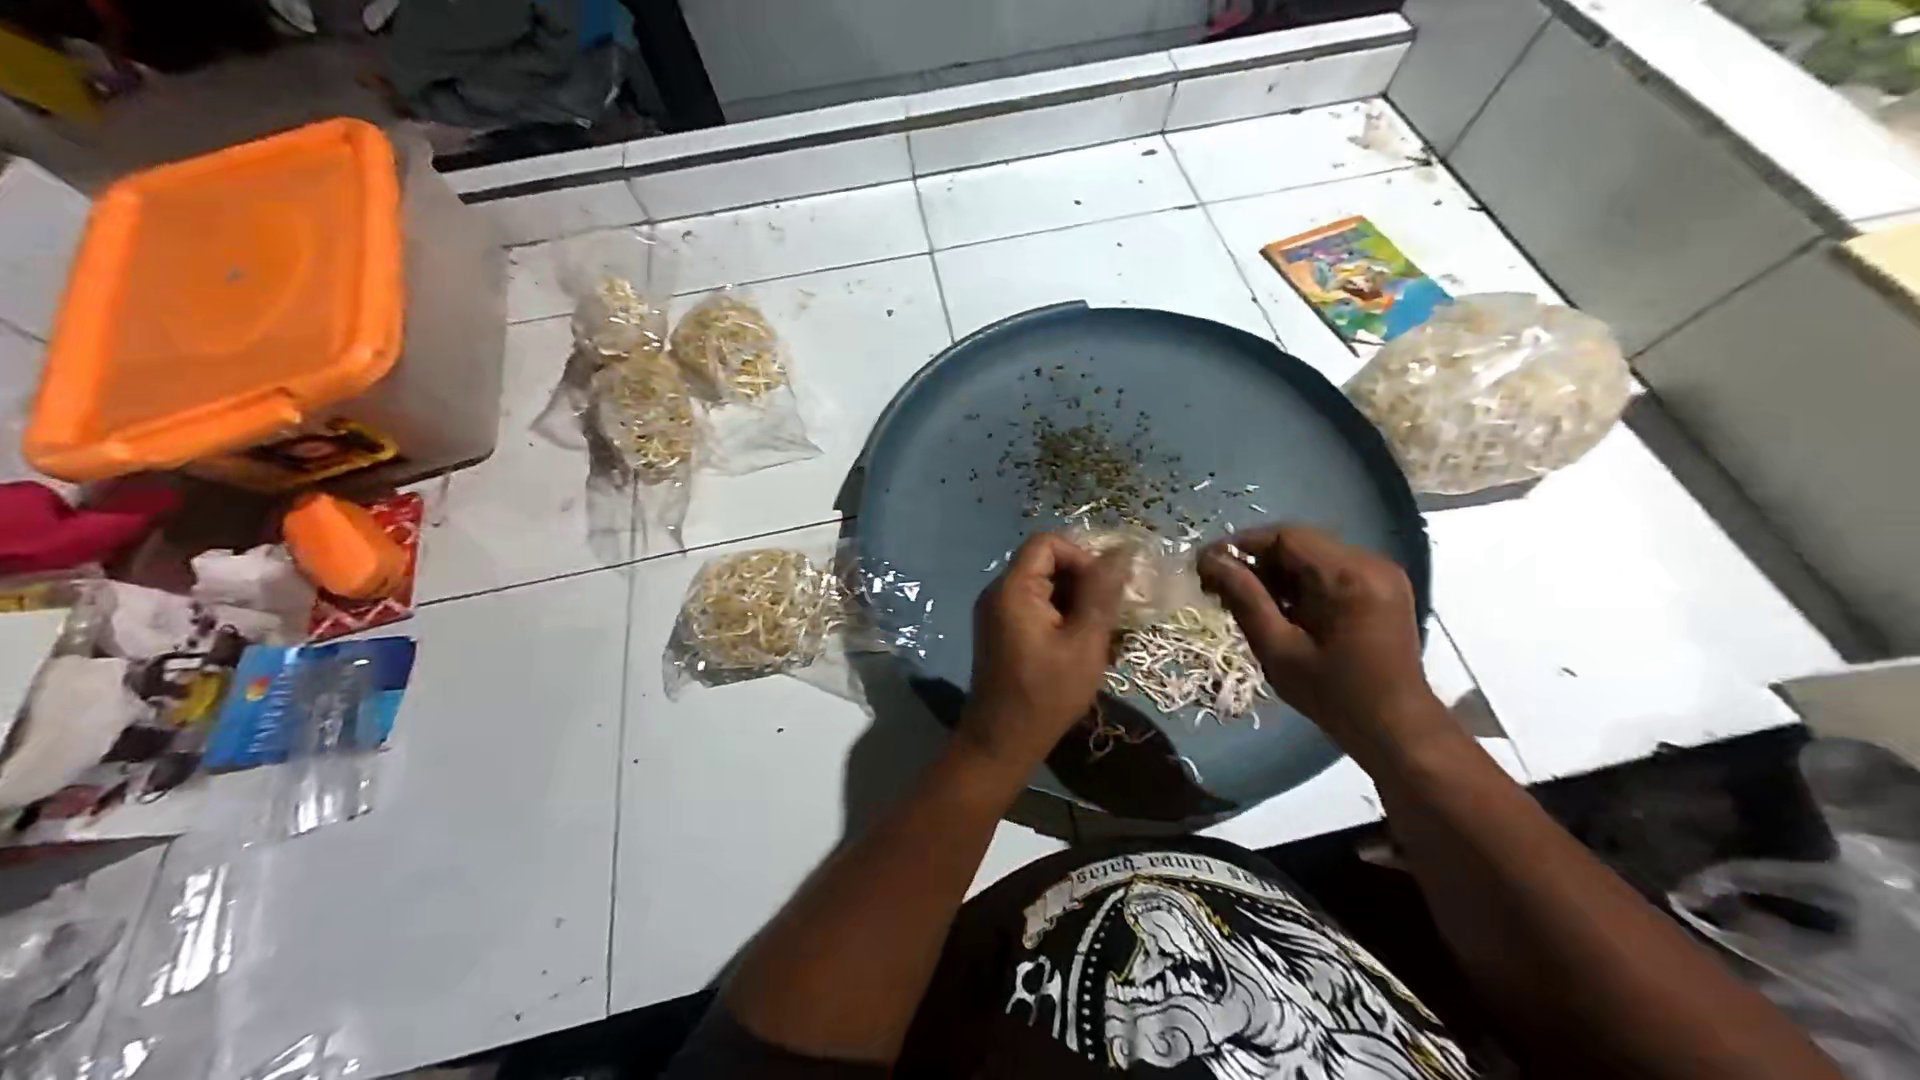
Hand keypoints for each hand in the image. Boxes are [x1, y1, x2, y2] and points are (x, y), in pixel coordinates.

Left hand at [963, 533, 1128, 775]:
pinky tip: (1078, 647)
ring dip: (1074, 603)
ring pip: (1043, 588)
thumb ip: (1101, 593)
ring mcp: (995, 612)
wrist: (1000, 742)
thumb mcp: (1084, 643)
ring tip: (1097, 636)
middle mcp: (997, 592)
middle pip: (1045, 564)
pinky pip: (1033, 608)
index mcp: (1013, 589)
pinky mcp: (999, 631)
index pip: (1048, 543)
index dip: (1081, 557)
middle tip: (1108, 617)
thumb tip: (1120, 552)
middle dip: (1082, 583)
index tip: (1104, 591)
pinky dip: (1059, 618)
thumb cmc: (1046, 695)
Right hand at [1200, 524, 1450, 763]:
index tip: (1206, 565)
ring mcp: (1380, 573)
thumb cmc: (1333, 695)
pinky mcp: (1381, 587)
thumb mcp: (1277, 649)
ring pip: (1311, 555)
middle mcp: (1370, 562)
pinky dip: (1298, 581)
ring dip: (1274, 572)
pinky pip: (1328, 569)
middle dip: (1255, 560)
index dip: (1240, 545)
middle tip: (1219, 586)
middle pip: (1298, 543)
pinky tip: (1278, 607)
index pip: (1284, 536)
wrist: (1396, 729)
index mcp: (1349, 576)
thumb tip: (1210, 560)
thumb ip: (1243, 598)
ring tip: (1244, 600)